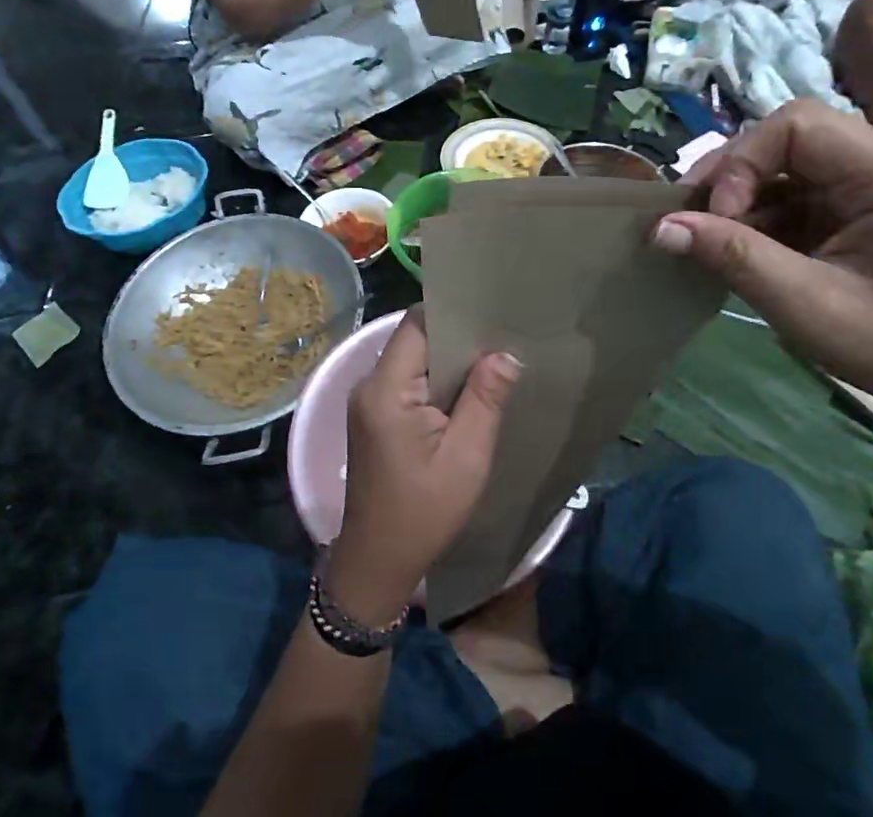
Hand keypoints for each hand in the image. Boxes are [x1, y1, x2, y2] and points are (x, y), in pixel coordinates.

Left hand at [328, 310, 521, 625]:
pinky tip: (468, 391)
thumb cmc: (424, 511)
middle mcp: (369, 386)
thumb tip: (504, 353)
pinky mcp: (375, 417)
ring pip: (413, 361)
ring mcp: (368, 402)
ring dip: (449, 362)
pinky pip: (408, 383)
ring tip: (492, 360)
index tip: (492, 313)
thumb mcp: (466, 456)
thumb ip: (484, 399)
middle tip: (502, 337)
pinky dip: (437, 382)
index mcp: (385, 389)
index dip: (452, 314)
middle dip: (456, 337)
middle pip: (414, 340)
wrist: (379, 558)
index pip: (416, 326)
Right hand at [653, 100, 872, 415]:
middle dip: (737, 176)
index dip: (741, 162)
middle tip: (695, 222)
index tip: (715, 219)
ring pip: (799, 165)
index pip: (800, 125)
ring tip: (716, 242)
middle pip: (798, 137)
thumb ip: (736, 258)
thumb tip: (661, 227)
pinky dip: (772, 217)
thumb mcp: (810, 308)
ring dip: (750, 199)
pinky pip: (813, 193)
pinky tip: (750, 251)